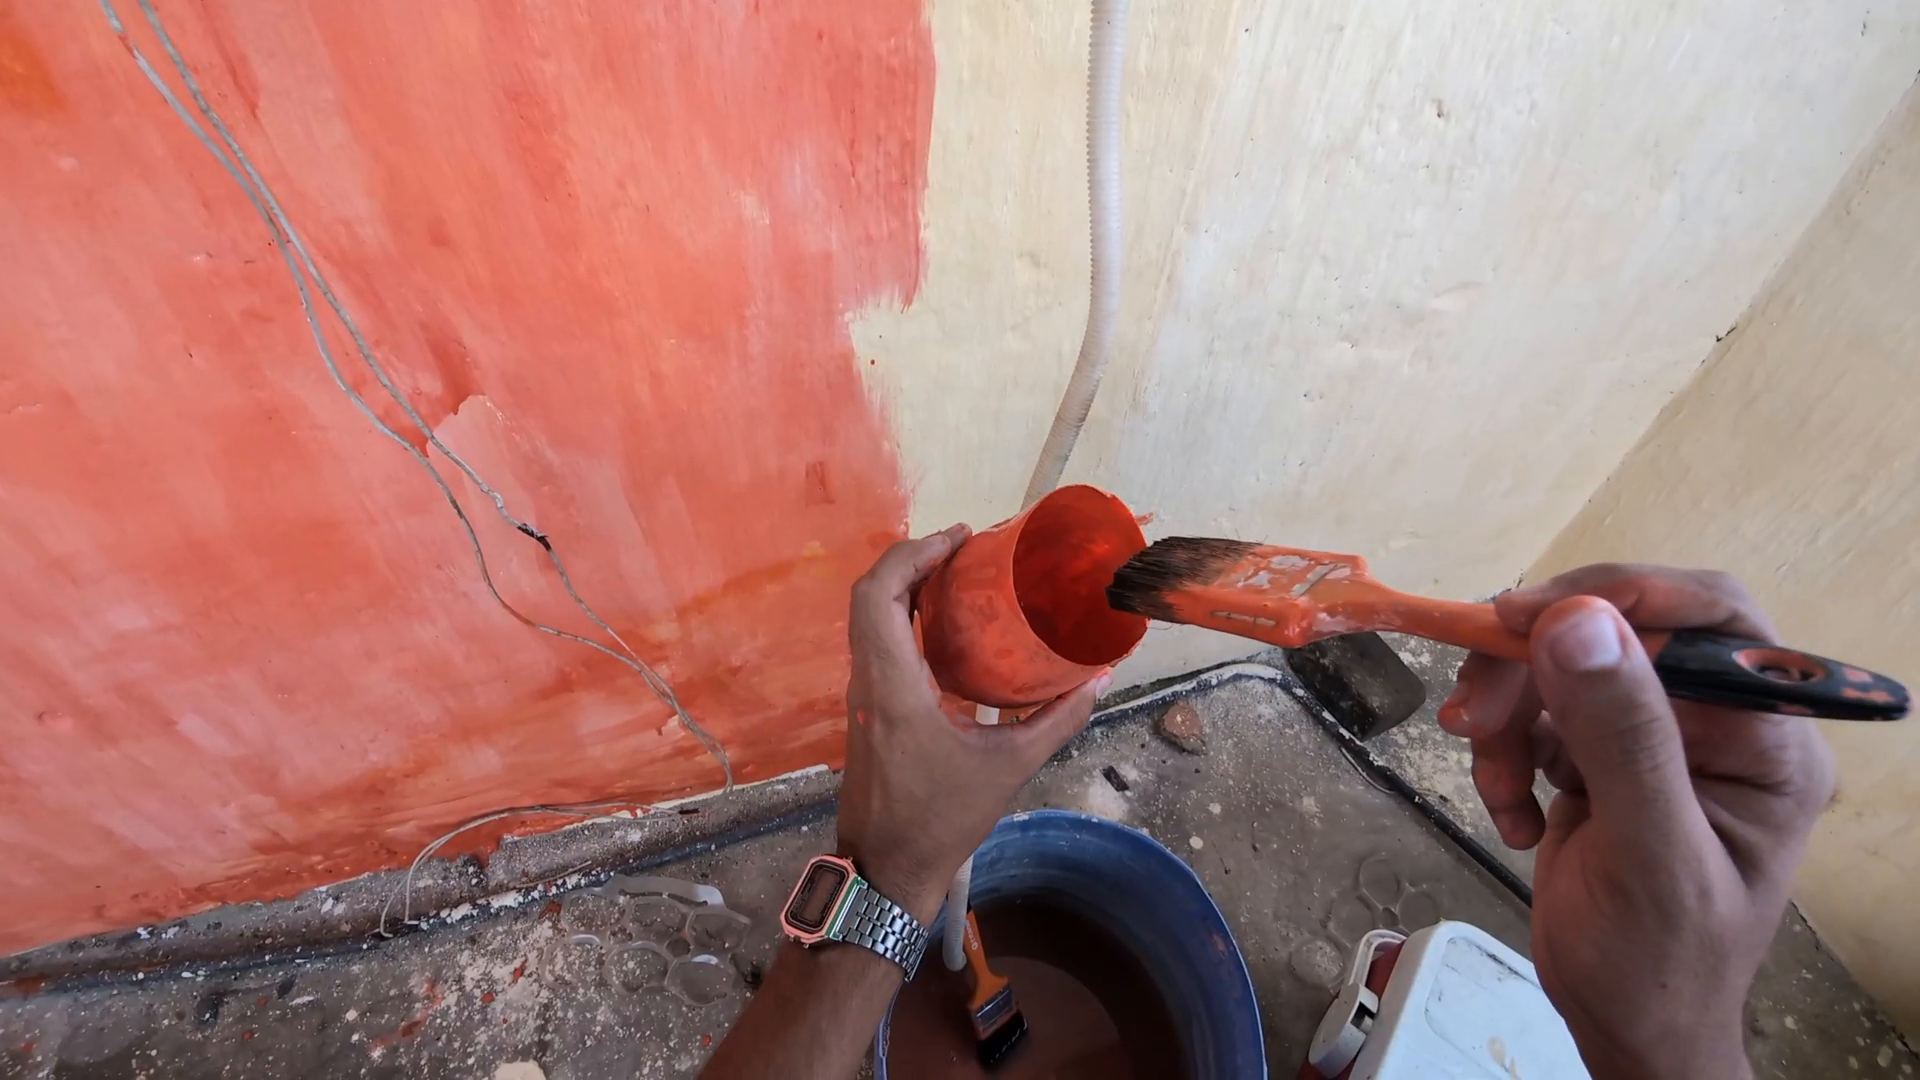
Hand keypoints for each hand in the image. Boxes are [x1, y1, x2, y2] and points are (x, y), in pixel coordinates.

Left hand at [836, 526, 1109, 922]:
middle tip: (963, 547)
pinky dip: (904, 613)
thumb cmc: (944, 817)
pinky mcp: (868, 704)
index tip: (958, 539)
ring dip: (906, 584)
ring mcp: (862, 692)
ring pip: (868, 616)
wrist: (887, 867)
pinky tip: (946, 621)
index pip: (879, 596)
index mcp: (894, 686)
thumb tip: (1100, 677)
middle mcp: (869, 679)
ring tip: (958, 572)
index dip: (912, 555)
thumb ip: (1058, 719)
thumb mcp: (1010, 766)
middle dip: (912, 559)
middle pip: (869, 595)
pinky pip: (876, 639)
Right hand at [1439, 565, 1835, 1079]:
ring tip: (1495, 786)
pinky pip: (1521, 714)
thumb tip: (1574, 620)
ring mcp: (1639, 735)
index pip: (1708, 615)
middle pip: (1600, 636)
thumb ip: (1619, 733)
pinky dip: (1496, 754)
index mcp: (1761, 737)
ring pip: (1545, 672)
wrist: (1618, 1012)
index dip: (1617, 593)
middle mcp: (1704, 722)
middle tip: (1470, 718)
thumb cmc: (1656, 954)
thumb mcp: (1645, 848)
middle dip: (1525, 674)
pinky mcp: (1583, 752)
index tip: (1520, 615)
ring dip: (1500, 723)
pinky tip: (1508, 811)